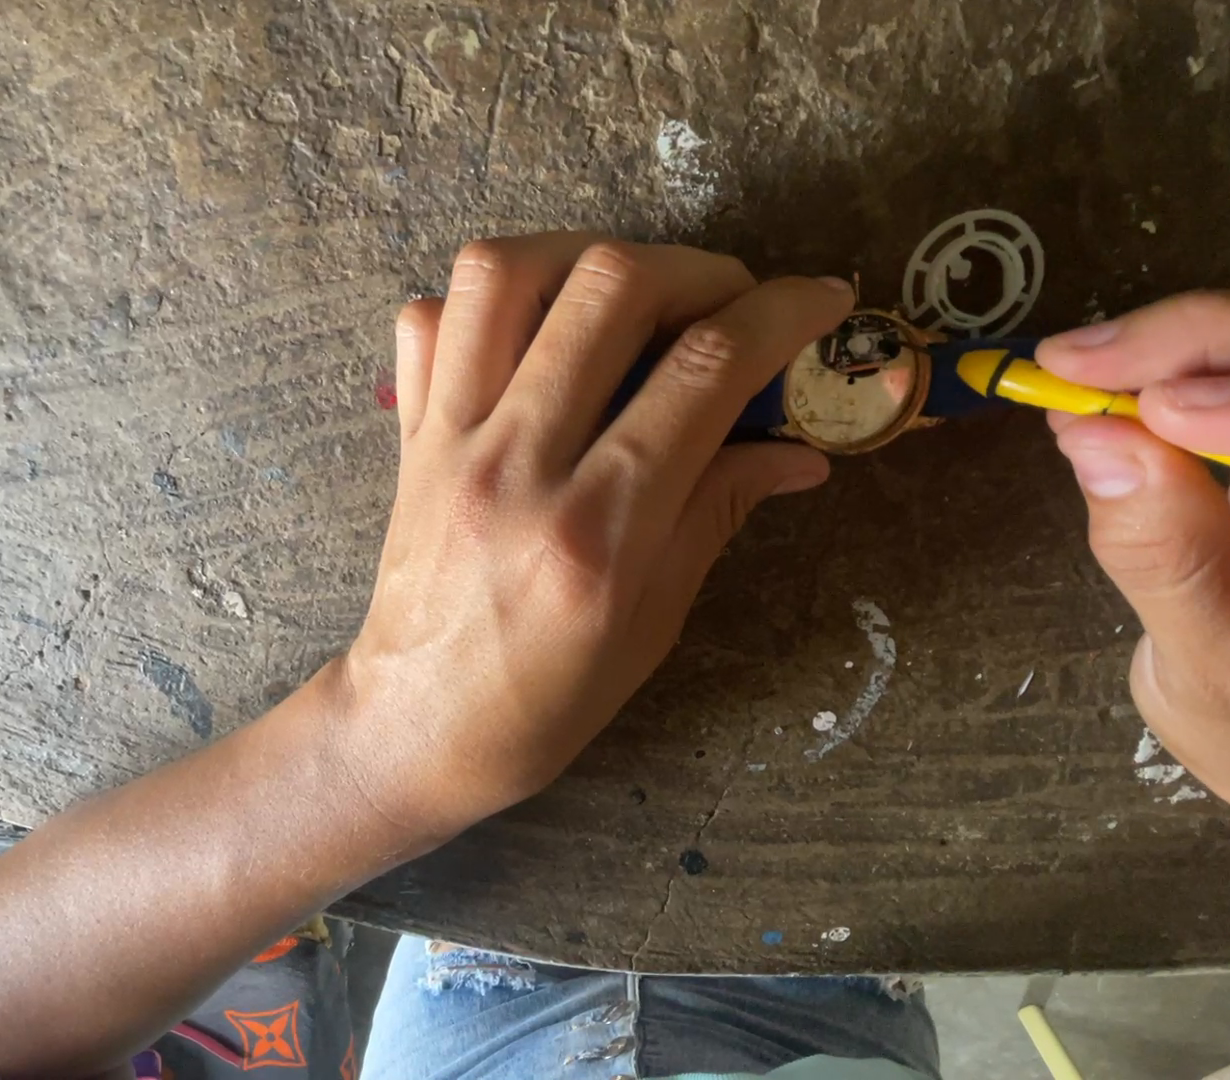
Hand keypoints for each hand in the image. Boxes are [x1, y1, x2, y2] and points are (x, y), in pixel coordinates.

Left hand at [330, 234, 851, 836]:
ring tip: (626, 294)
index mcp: (599, 528)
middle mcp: (518, 463)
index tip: (821, 299)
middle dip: (694, 268)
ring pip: (503, 273)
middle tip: (725, 304)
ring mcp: (448, 440)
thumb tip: (797, 450)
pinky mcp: (408, 437)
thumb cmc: (543, 703)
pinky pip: (426, 321)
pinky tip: (530, 334)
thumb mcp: (652, 625)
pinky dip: (483, 301)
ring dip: (584, 255)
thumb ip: (716, 514)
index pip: (705, 370)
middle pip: (609, 288)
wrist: (414, 727)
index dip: (781, 313)